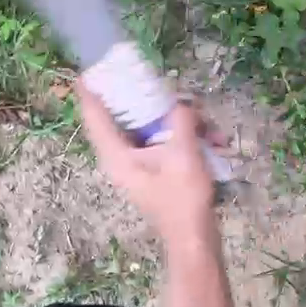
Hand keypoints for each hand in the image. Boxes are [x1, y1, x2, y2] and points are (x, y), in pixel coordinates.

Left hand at [75, 82, 216, 240]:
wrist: (195, 237)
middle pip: (127, 117)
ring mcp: (139, 164)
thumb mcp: (184, 153)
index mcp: (118, 155)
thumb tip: (182, 102)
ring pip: (154, 127)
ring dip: (185, 124)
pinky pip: (167, 141)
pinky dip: (189, 138)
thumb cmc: (183, 198)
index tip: (89, 69)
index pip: (95, 117)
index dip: (90, 92)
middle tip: (168, 87)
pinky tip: (216, 143)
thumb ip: (181, 120)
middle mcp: (123, 158)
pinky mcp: (156, 168)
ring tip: (213, 132)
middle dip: (153, 102)